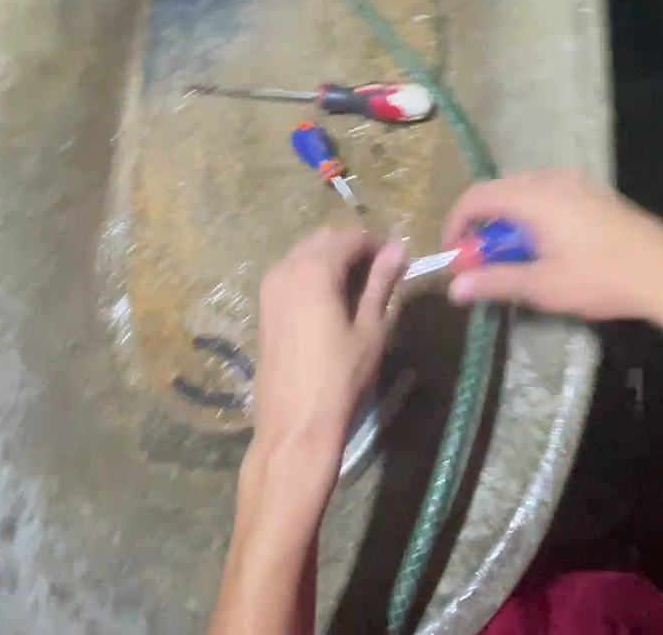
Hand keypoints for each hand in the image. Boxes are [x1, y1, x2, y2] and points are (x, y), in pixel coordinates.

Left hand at [252, 226, 404, 454]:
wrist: (294, 426)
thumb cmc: (340, 378)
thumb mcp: (369, 328)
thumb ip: (381, 282)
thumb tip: (399, 248)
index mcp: (314, 268)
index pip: (350, 236)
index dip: (376, 243)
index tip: (397, 260)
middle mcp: (286, 267)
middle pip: (324, 239)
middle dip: (353, 247)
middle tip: (381, 271)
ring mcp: (269, 286)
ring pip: (305, 253)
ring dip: (332, 258)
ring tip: (358, 286)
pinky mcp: (263, 305)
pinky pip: (291, 272)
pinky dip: (313, 273)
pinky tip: (331, 299)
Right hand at [441, 169, 662, 323]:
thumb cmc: (600, 278)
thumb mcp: (542, 286)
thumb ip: (493, 282)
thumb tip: (453, 288)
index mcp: (532, 196)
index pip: (475, 197)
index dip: (456, 224)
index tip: (454, 255)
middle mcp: (550, 179)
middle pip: (498, 192)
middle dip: (482, 226)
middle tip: (481, 262)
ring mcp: (575, 182)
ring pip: (523, 193)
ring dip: (508, 222)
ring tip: (515, 258)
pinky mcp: (593, 192)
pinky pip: (547, 195)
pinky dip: (531, 216)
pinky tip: (546, 248)